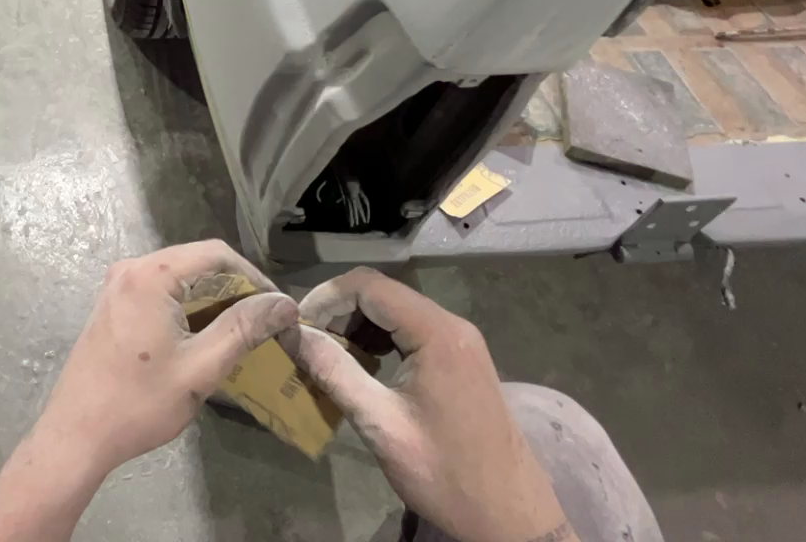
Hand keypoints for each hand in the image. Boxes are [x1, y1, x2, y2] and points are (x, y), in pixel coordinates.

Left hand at [35, 240, 299, 476]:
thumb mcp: (200, 368)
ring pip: (178, 275)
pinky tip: (204, 332)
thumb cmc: (139, 402)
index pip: (215, 254)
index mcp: (150, 275)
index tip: (277, 307)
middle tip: (264, 320)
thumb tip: (283, 304)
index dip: (253, 276)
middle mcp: (131, 268)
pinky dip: (187, 303)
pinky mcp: (114, 302)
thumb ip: (242, 329)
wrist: (77, 433)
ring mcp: (118, 284)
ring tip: (241, 328)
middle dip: (234, 285)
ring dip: (211, 296)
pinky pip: (160, 289)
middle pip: (196, 260)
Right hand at [277, 268, 567, 541]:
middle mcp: (451, 324)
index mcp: (436, 333)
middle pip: (380, 291)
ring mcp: (459, 339)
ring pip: (393, 306)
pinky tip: (361, 363)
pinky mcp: (460, 355)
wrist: (513, 519)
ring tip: (328, 353)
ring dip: (355, 322)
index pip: (367, 285)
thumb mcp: (381, 426)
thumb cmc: (447, 474)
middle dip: (337, 309)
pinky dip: (378, 334)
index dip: (326, 297)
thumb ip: (334, 372)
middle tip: (308, 340)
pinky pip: (409, 326)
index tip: (298, 325)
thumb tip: (292, 335)